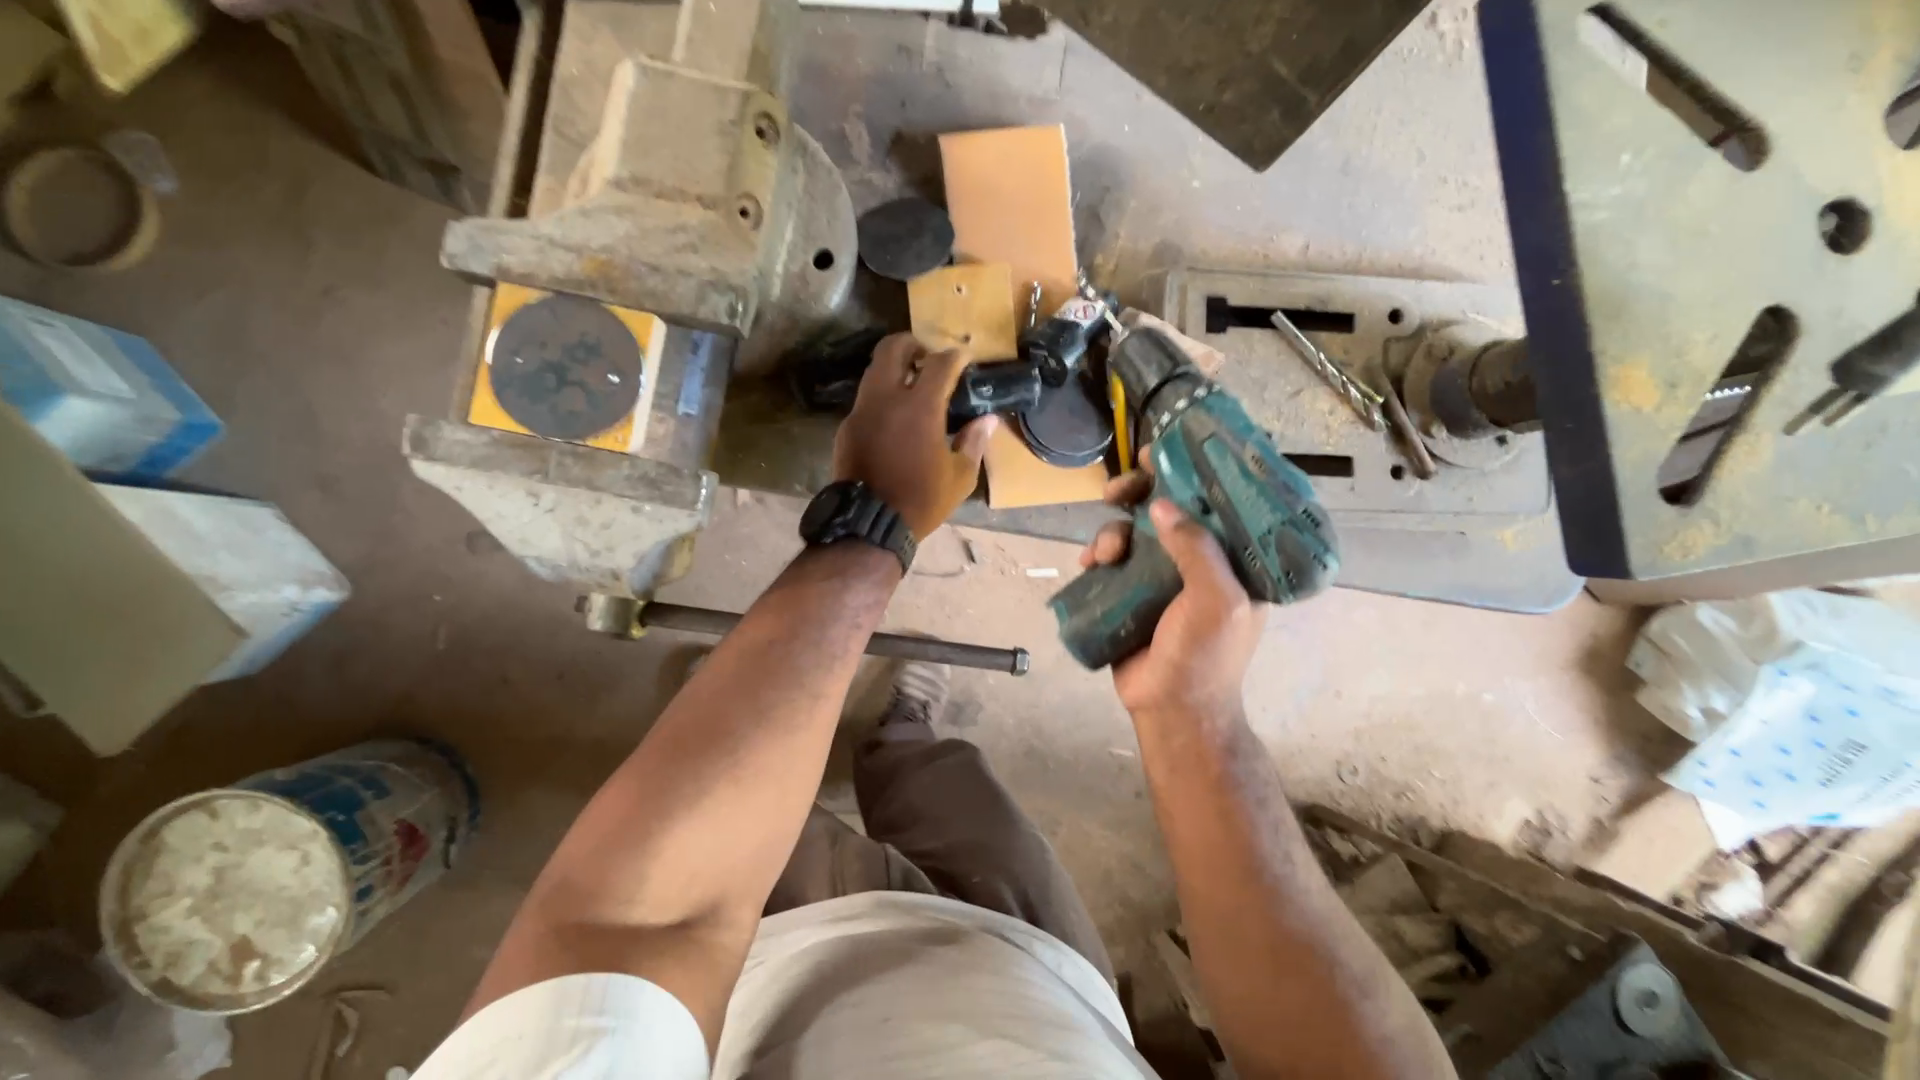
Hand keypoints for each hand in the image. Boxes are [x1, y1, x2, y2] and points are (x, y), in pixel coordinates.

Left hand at [833, 333, 997, 538]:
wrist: (868, 524)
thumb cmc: (921, 501)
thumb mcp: (960, 477)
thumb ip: (974, 441)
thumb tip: (988, 419)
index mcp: (920, 408)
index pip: (939, 363)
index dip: (954, 356)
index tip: (963, 357)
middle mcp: (886, 399)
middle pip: (893, 348)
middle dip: (912, 344)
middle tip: (927, 357)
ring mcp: (862, 411)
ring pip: (874, 371)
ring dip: (894, 369)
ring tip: (911, 386)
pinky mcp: (847, 427)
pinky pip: (866, 400)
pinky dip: (882, 398)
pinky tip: (894, 418)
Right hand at [1078, 462, 1262, 719]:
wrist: (1170, 708)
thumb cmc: (1206, 656)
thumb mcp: (1217, 600)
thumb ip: (1197, 549)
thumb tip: (1162, 505)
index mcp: (1233, 558)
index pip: (1216, 501)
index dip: (1192, 472)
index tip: (1163, 452)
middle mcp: (1198, 560)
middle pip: (1167, 507)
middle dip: (1139, 492)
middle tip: (1117, 489)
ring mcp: (1162, 576)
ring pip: (1133, 530)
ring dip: (1113, 531)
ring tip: (1104, 553)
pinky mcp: (1130, 592)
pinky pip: (1112, 560)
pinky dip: (1097, 554)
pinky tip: (1089, 564)